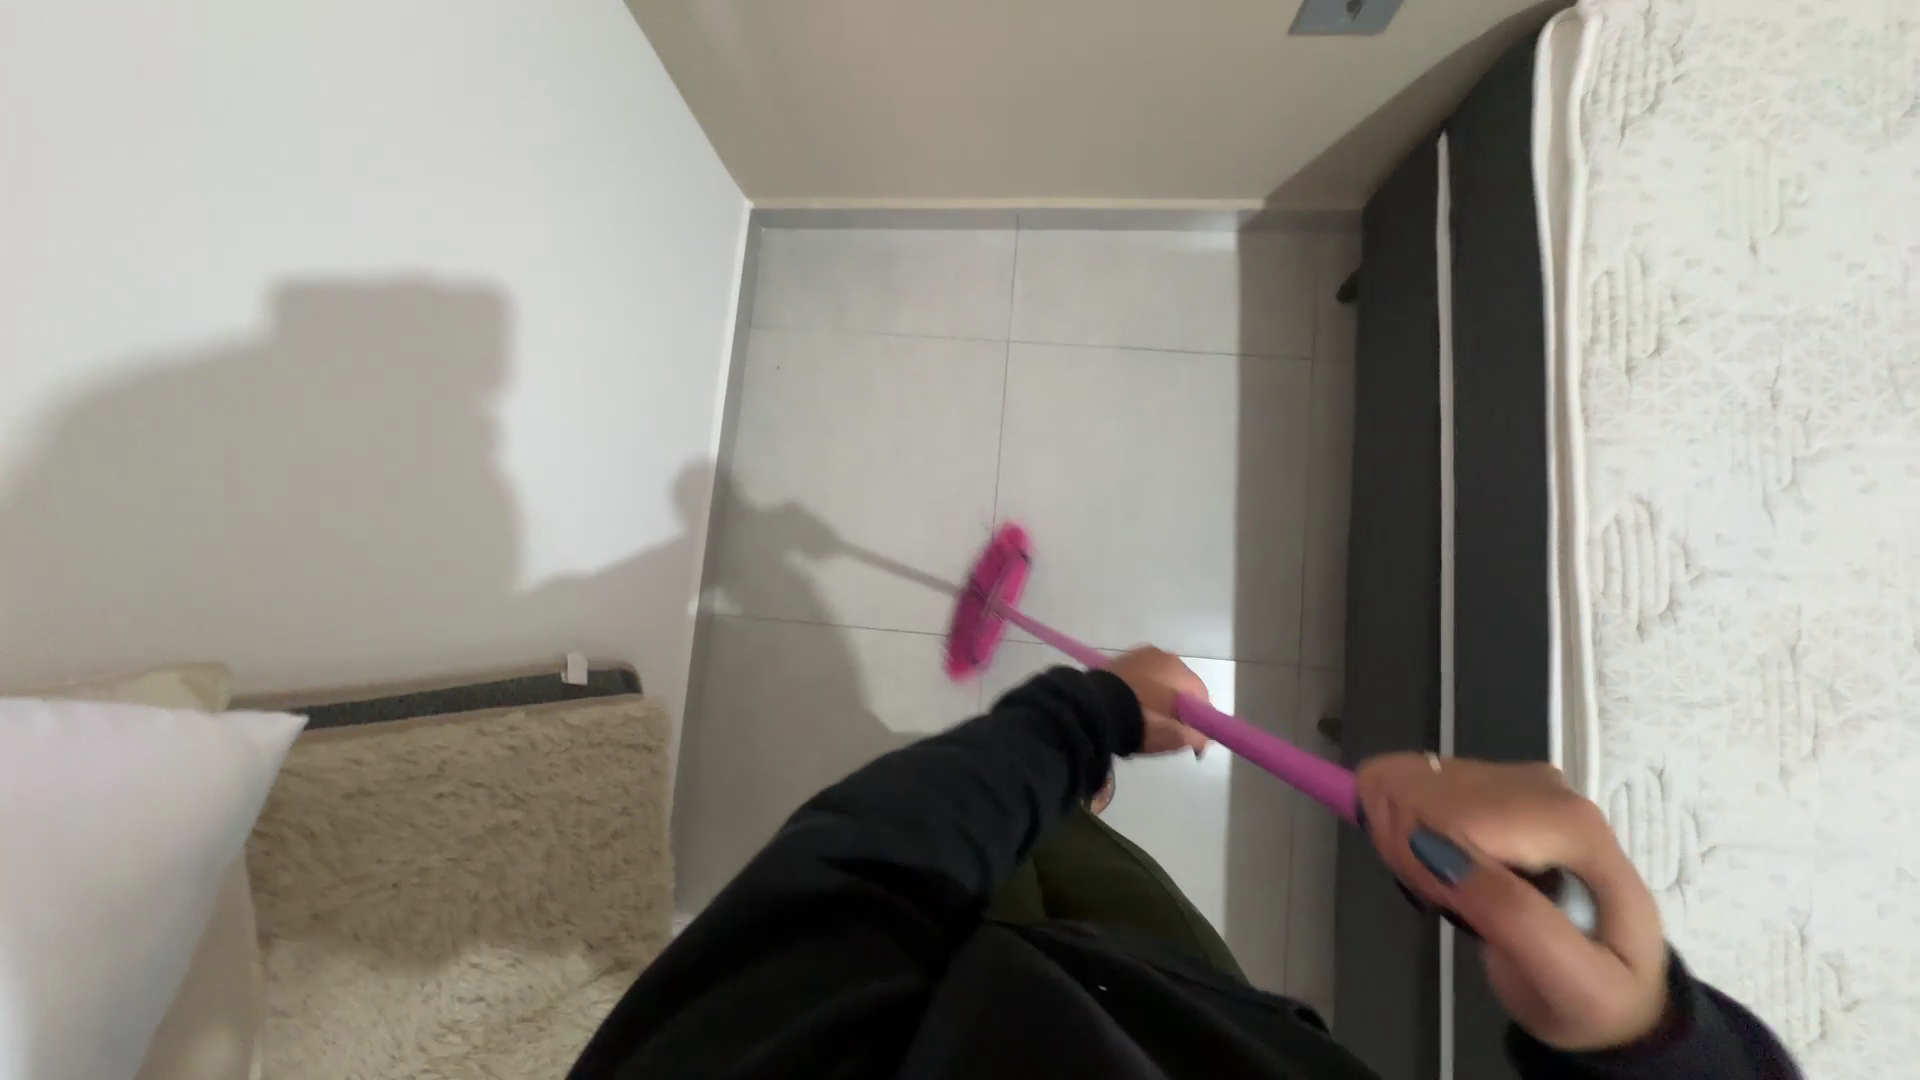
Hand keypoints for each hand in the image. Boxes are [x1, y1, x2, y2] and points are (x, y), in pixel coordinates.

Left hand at [1105, 647, 1209, 756]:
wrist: (1097, 708)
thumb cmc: (1142, 722)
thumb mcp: (1174, 738)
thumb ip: (1197, 737)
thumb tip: (1203, 737)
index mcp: (1183, 673)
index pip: (1201, 697)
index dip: (1198, 719)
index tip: (1190, 736)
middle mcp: (1165, 656)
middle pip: (1180, 684)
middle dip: (1178, 704)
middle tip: (1167, 727)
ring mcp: (1141, 654)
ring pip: (1160, 677)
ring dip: (1159, 693)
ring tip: (1146, 715)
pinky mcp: (1121, 658)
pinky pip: (1140, 675)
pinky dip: (1141, 686)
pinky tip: (1132, 702)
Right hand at [1355, 754, 1667, 1050]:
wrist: (1615, 991)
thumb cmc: (1596, 993)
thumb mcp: (1576, 985)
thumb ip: (1515, 919)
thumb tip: (1437, 853)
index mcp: (1568, 824)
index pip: (1451, 809)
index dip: (1419, 854)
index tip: (1434, 901)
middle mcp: (1537, 787)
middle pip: (1420, 784)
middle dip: (1405, 845)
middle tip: (1436, 896)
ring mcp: (1509, 780)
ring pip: (1404, 777)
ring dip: (1398, 834)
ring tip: (1438, 882)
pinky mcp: (1484, 782)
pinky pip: (1404, 779)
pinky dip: (1398, 821)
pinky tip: (1431, 858)